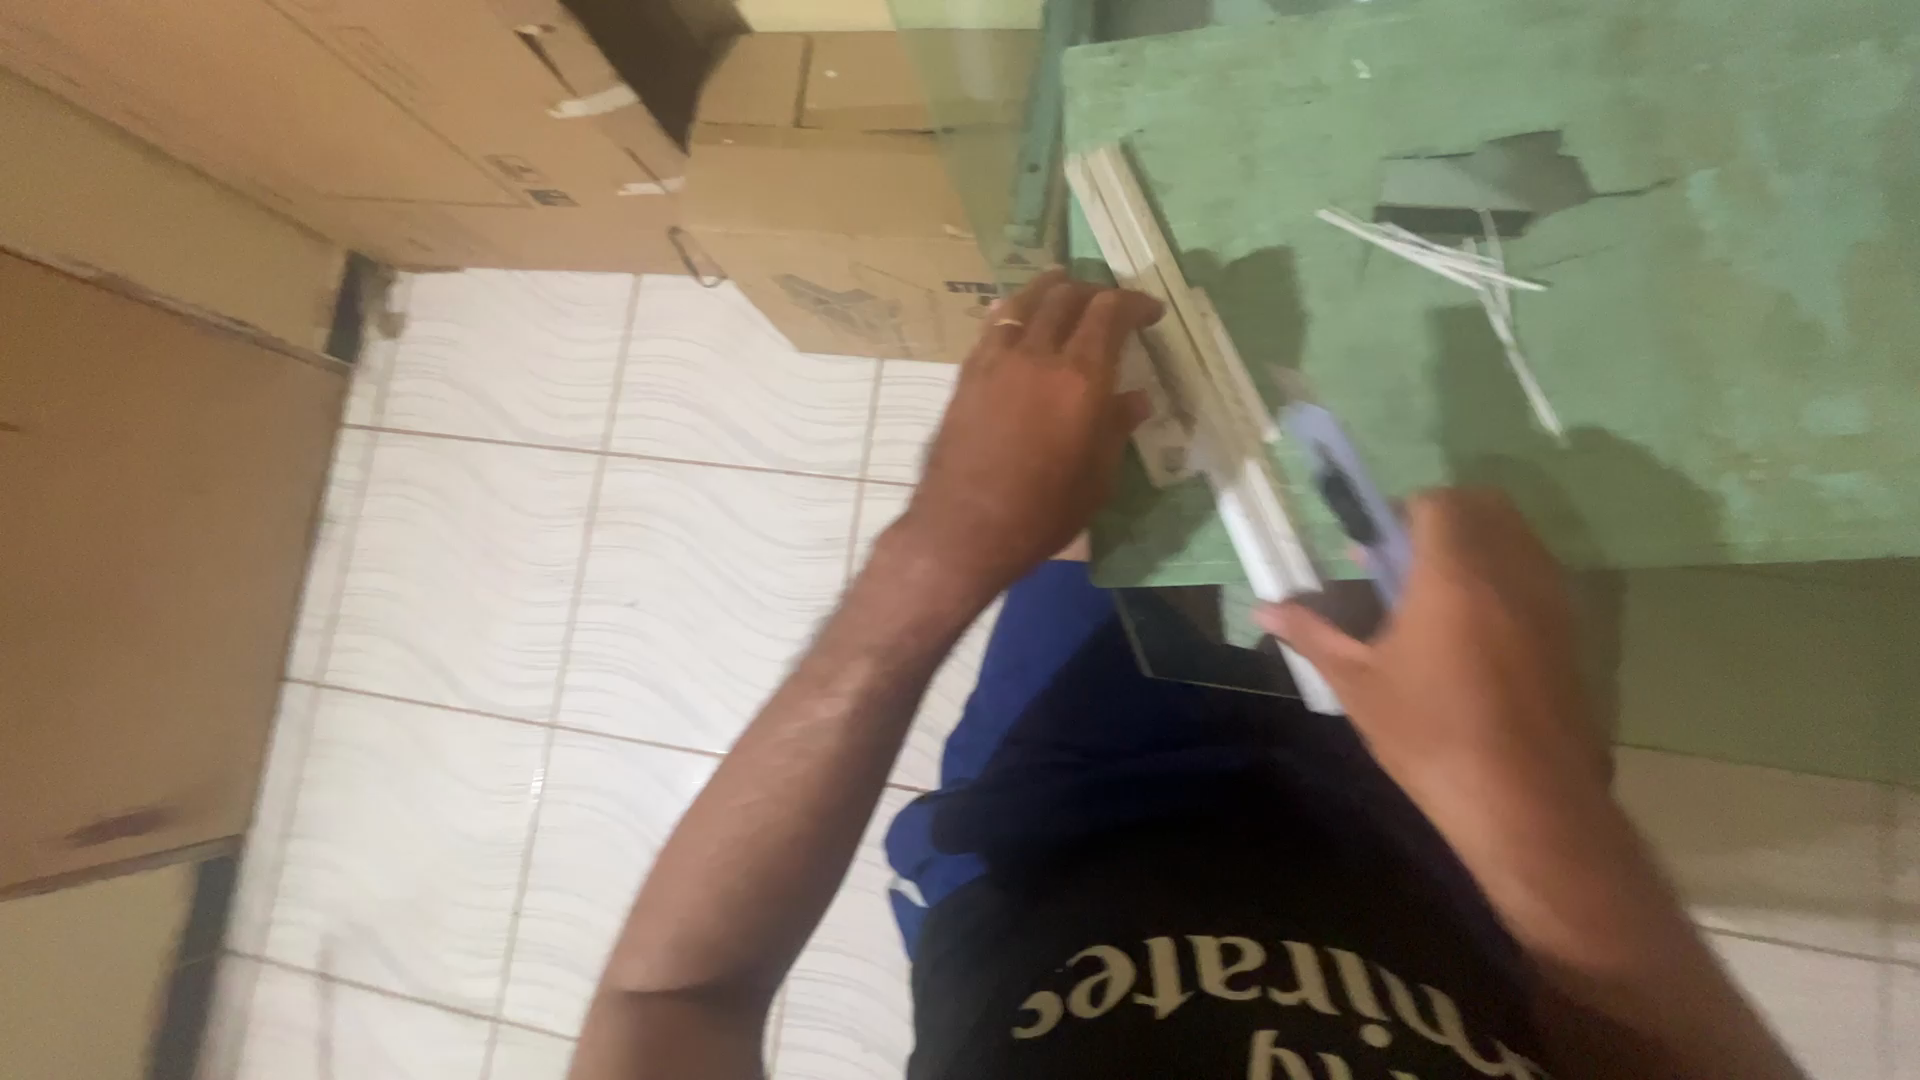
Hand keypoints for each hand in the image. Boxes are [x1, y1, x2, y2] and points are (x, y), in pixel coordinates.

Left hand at [891, 270, 1163, 597]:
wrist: (964, 529)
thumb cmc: (1041, 514)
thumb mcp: (1096, 480)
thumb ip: (1115, 431)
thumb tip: (1135, 399)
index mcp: (1081, 379)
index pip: (1111, 314)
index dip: (1134, 303)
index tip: (1150, 312)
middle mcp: (1038, 356)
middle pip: (1068, 298)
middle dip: (1095, 291)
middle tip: (1108, 302)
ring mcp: (996, 361)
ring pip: (1024, 302)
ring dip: (1049, 288)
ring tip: (1063, 284)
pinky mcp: (966, 376)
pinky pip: (992, 327)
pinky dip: (1011, 311)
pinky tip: (1014, 314)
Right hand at [1256, 489, 1607, 806]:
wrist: (1524, 803)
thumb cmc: (1428, 733)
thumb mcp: (1356, 682)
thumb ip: (1311, 633)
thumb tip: (1262, 608)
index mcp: (1453, 577)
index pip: (1438, 504)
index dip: (1401, 510)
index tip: (1370, 544)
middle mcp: (1510, 576)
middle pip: (1486, 507)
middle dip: (1441, 518)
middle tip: (1399, 560)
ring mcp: (1551, 604)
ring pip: (1516, 540)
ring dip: (1473, 546)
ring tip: (1429, 594)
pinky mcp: (1572, 637)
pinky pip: (1535, 577)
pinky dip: (1500, 578)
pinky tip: (1467, 631)